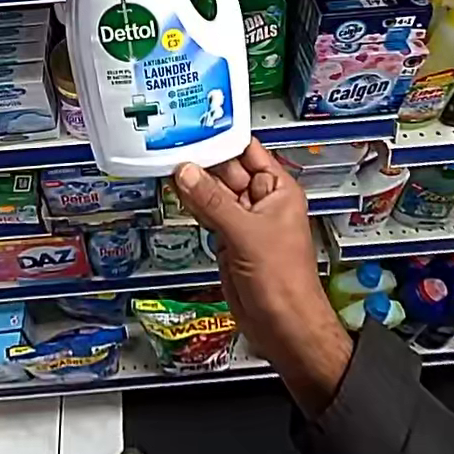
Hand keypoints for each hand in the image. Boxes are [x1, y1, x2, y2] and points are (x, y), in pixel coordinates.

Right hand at [175, 141, 352, 414]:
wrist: (283, 328)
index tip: (196, 125)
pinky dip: (192, 202)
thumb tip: (187, 172)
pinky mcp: (228, 239)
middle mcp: (261, 201)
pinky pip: (207, 212)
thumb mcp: (246, 234)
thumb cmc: (285, 282)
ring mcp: (243, 220)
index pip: (246, 151)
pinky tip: (177, 190)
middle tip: (173, 143)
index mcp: (277, 189)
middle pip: (226, 169)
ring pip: (214, 191)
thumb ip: (213, 201)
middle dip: (202, 159)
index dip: (223, 137)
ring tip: (168, 161)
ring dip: (193, 180)